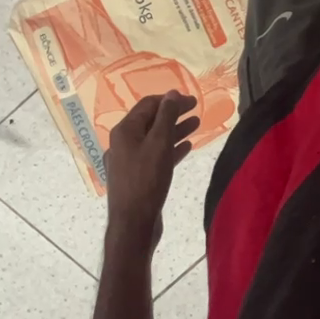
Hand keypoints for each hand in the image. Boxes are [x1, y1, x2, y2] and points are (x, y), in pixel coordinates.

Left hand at [103, 91, 199, 254]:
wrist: (133, 225)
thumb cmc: (147, 180)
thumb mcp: (160, 143)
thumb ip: (167, 116)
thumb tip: (172, 93)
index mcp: (124, 131)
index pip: (148, 105)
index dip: (170, 100)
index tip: (191, 101)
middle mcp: (123, 143)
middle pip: (151, 121)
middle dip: (174, 114)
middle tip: (196, 110)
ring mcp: (128, 161)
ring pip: (154, 138)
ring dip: (175, 130)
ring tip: (196, 125)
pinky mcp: (136, 177)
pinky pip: (154, 155)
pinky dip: (170, 148)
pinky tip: (186, 147)